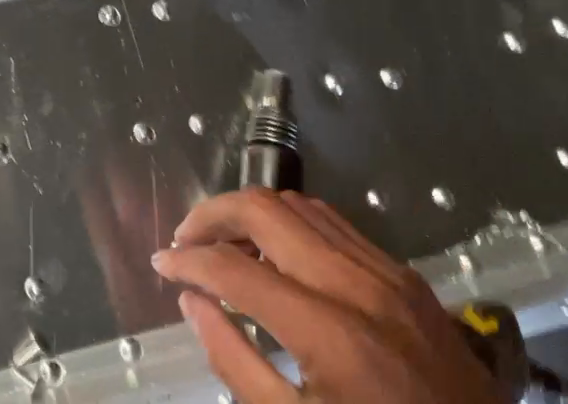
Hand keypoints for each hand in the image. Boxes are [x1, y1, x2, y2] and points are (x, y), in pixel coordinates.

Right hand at [151, 188, 501, 403]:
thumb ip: (234, 362)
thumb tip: (192, 300)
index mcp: (330, 332)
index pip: (234, 269)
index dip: (186, 261)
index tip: (161, 265)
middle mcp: (358, 285)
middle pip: (265, 209)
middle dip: (211, 216)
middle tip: (185, 243)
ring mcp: (388, 274)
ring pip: (298, 205)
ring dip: (250, 215)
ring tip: (224, 245)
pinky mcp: (406, 276)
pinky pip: (333, 224)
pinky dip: (290, 225)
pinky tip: (276, 256)